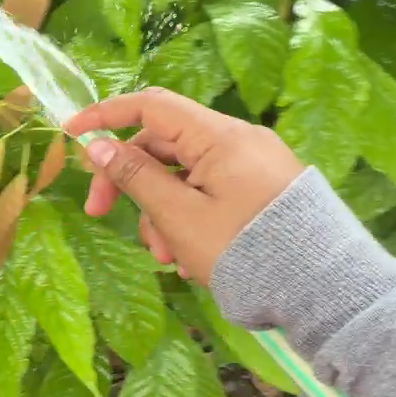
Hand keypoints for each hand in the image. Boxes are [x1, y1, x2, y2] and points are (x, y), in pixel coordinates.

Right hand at [63, 87, 305, 284]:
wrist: (324, 289)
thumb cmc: (242, 249)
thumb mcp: (177, 215)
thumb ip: (134, 176)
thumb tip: (99, 148)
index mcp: (219, 138)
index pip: (150, 106)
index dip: (105, 115)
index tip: (71, 134)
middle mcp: (237, 141)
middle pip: (160, 145)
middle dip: (126, 181)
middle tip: (99, 215)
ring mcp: (251, 165)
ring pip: (180, 174)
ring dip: (157, 210)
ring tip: (164, 256)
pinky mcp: (259, 188)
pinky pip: (206, 191)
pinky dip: (184, 216)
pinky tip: (187, 256)